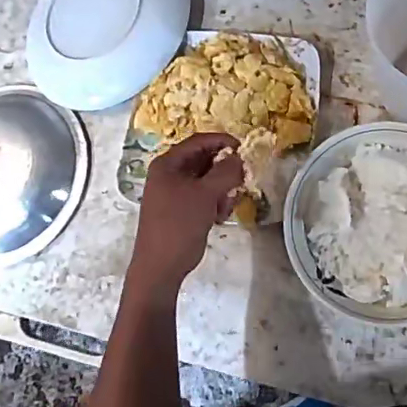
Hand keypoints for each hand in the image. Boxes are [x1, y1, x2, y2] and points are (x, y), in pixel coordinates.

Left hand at [130, 133, 242, 290]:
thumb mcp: (206, 194)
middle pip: (206, 160)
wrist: (161, 264)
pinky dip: (217, 201)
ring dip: (223, 189)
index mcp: (168, 164)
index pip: (199, 141)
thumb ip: (226, 171)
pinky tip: (219, 217)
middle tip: (241, 179)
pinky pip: (206, 195)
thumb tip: (240, 157)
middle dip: (225, 169)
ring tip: (226, 205)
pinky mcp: (184, 208)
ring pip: (209, 179)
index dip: (223, 141)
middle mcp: (171, 174)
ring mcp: (177, 192)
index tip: (245, 148)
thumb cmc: (179, 224)